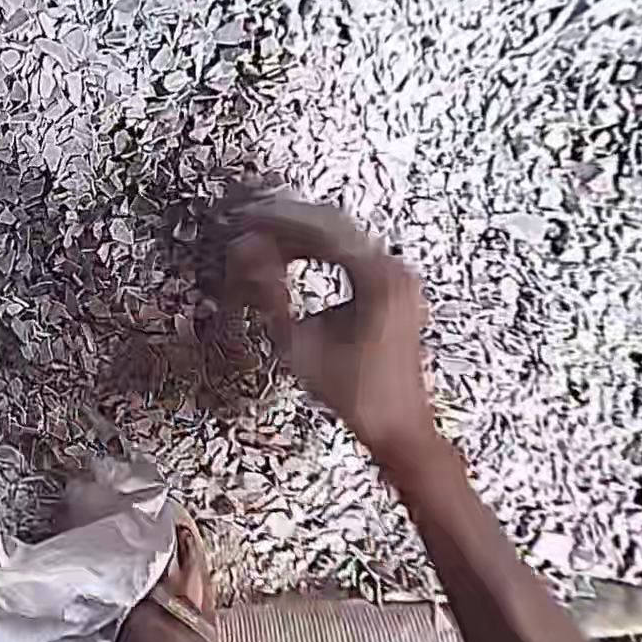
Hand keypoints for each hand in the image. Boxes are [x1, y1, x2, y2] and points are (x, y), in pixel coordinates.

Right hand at [218, 194, 436, 462]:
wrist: (397, 423)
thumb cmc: (354, 391)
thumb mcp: (299, 342)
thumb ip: (269, 292)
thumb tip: (245, 253)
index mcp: (377, 279)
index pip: (319, 230)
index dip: (276, 220)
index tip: (245, 218)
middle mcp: (392, 271)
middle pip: (331, 225)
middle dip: (284, 221)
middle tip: (247, 221)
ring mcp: (395, 278)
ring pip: (339, 235)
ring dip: (296, 233)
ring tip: (258, 236)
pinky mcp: (390, 288)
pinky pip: (347, 252)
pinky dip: (313, 249)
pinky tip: (286, 255)